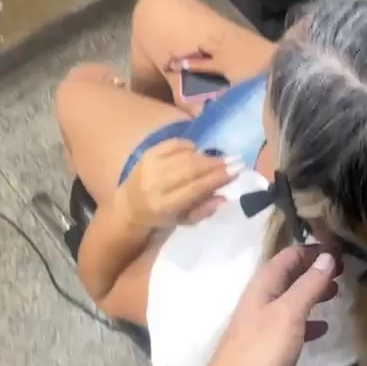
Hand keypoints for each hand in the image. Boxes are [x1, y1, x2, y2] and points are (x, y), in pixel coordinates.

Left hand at [118, 139, 234, 228]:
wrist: (129, 206)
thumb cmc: (162, 217)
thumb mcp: (183, 221)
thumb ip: (203, 210)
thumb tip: (224, 197)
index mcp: (163, 206)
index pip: (195, 188)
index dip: (217, 178)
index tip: (237, 171)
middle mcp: (154, 184)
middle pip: (190, 169)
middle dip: (215, 164)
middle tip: (235, 160)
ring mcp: (149, 167)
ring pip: (184, 156)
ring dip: (205, 155)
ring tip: (220, 158)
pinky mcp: (147, 154)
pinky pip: (173, 144)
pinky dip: (188, 145)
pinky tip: (197, 151)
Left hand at [196, 246, 337, 365]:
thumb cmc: (261, 350)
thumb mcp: (289, 313)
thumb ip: (308, 285)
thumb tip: (327, 256)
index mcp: (264, 284)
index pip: (289, 255)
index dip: (313, 249)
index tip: (340, 248)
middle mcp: (262, 298)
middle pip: (290, 275)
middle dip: (315, 269)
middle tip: (343, 269)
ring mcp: (263, 322)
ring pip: (291, 298)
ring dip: (313, 293)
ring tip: (337, 292)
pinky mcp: (267, 345)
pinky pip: (291, 324)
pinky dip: (308, 321)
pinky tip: (324, 328)